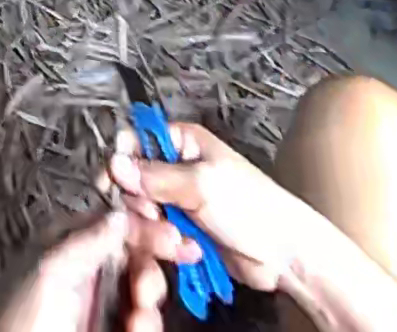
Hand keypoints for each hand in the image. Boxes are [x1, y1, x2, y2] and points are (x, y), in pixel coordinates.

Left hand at [0, 210, 198, 331]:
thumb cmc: (22, 317)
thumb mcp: (51, 269)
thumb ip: (89, 238)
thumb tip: (121, 212)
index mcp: (71, 237)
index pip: (113, 213)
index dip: (142, 216)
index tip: (169, 229)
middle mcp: (89, 262)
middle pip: (135, 247)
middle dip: (151, 260)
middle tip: (157, 277)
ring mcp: (100, 298)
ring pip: (143, 283)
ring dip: (150, 294)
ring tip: (141, 313)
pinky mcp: (110, 327)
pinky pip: (141, 318)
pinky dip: (146, 323)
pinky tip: (138, 327)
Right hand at [107, 123, 320, 293]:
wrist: (284, 255)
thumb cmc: (252, 206)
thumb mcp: (201, 185)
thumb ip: (155, 176)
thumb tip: (115, 163)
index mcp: (181, 141)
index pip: (135, 140)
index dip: (121, 162)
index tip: (113, 185)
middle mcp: (176, 166)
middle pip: (134, 180)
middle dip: (142, 205)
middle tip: (155, 217)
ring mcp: (179, 199)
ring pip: (143, 212)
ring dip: (157, 230)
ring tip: (182, 240)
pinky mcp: (182, 229)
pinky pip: (158, 235)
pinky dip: (168, 246)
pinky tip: (189, 251)